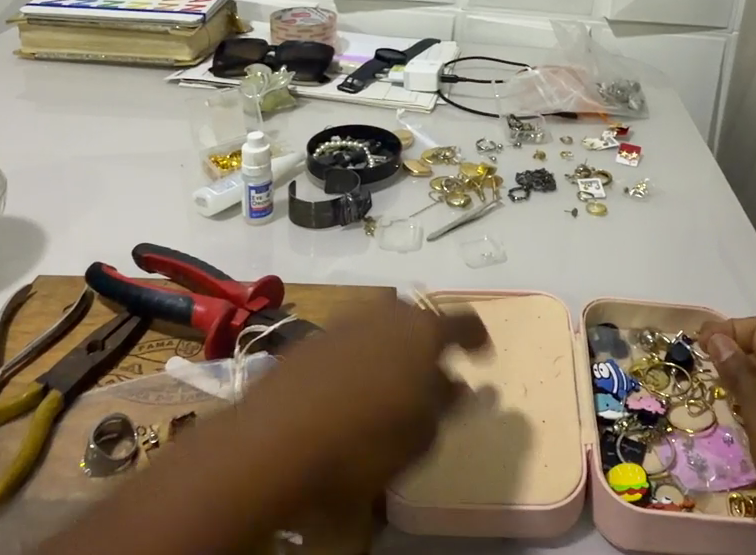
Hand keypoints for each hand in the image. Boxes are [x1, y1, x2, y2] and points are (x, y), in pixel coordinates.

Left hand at [35, 298, 488, 554]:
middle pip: (419, 315)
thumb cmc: (361, 442)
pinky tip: (353, 385)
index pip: (464, 322)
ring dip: (392, 344)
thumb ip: (443, 404)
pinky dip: (360, 354)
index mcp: (423, 331)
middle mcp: (387, 313)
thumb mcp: (420, 436)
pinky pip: (351, 338)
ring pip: (382, 323)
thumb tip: (455, 384)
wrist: (271, 442)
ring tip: (392, 377)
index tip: (484, 352)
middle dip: (429, 337)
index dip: (478, 337)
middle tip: (435, 366)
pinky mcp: (310, 337)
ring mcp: (345, 320)